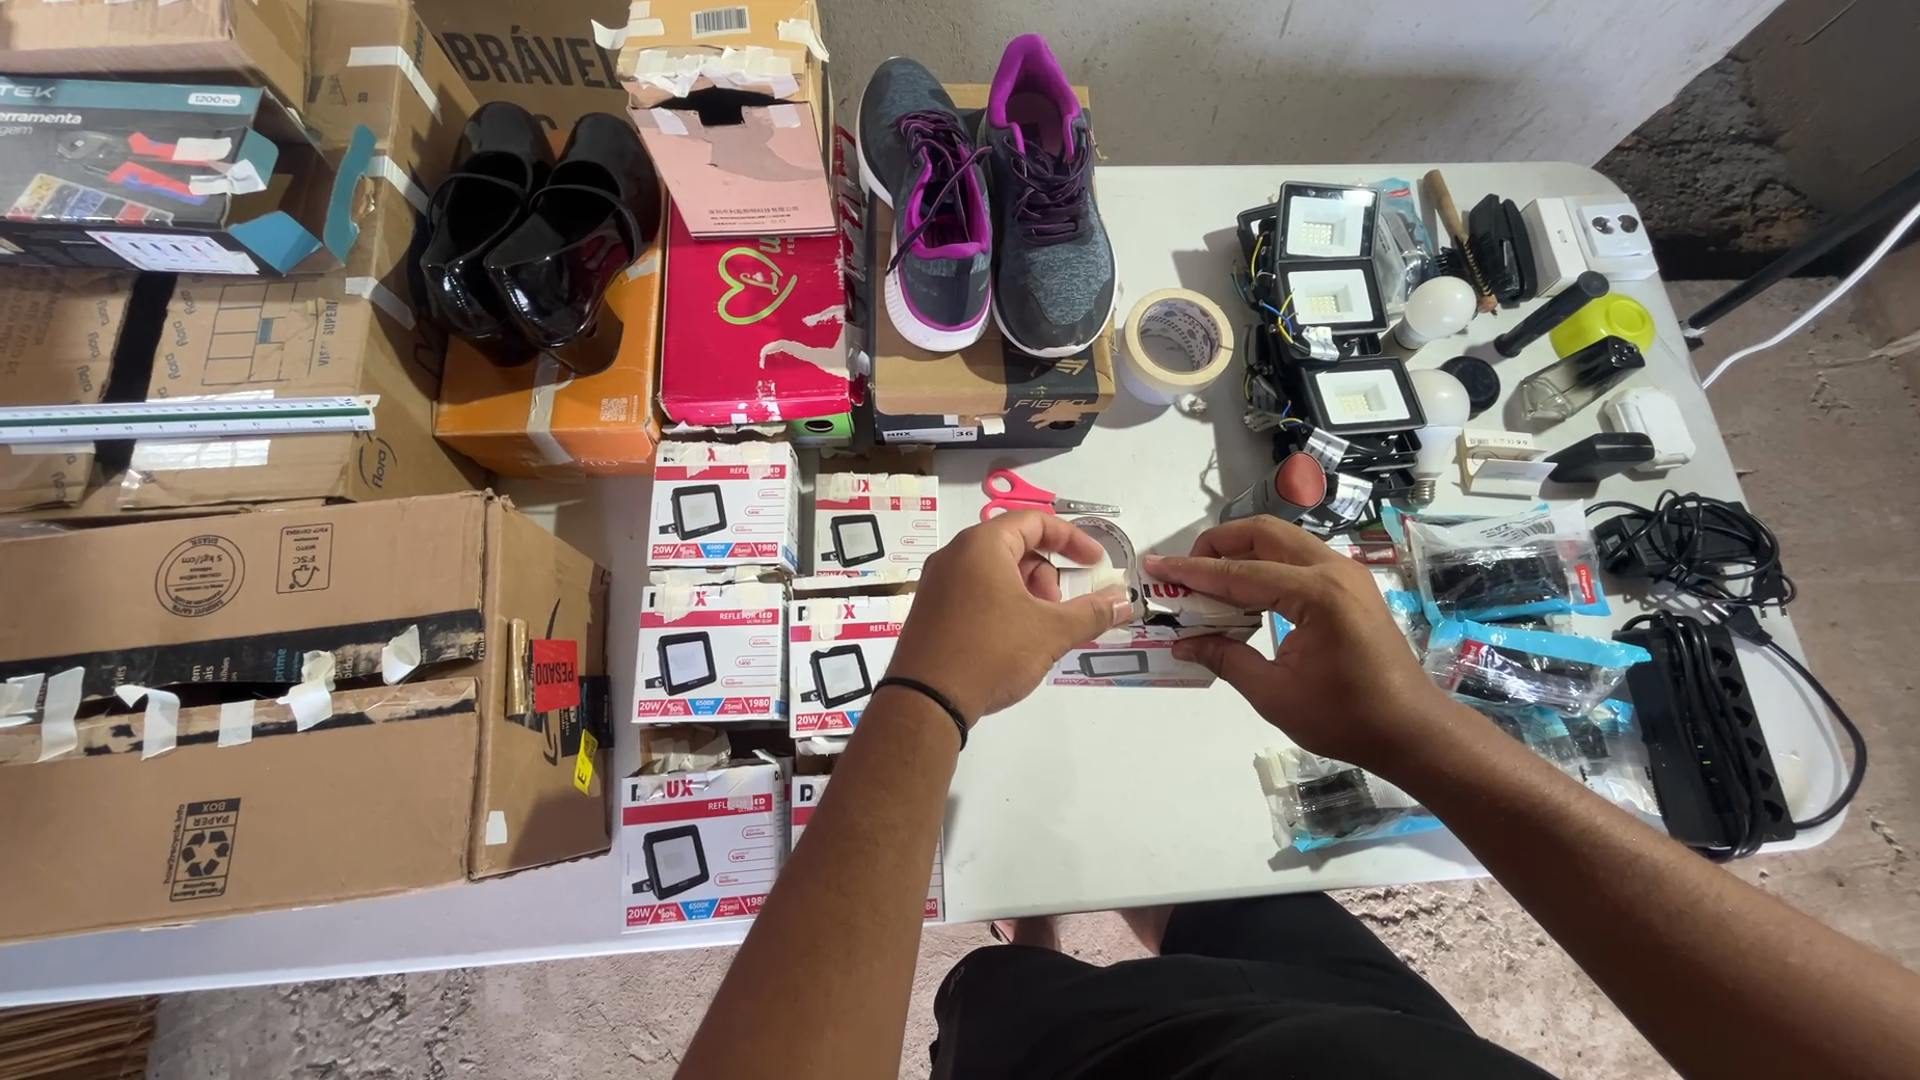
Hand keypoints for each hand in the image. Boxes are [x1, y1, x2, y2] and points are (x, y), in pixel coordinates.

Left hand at [889, 512, 1131, 723]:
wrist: (925, 701)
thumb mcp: (1050, 632)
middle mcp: (954, 555)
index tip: (1095, 564)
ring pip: (995, 573)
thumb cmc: (990, 653)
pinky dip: (1002, 606)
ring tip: (1037, 632)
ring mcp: (937, 583)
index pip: (1035, 522)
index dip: (1072, 539)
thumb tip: (1124, 601)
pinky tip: (1011, 642)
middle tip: (1059, 611)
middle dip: (1047, 576)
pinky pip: (975, 593)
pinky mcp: (930, 610)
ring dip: (1026, 594)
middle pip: (1015, 547)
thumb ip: (1092, 613)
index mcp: (981, 545)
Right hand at [1144, 516, 1457, 771]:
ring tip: (1208, 582)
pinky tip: (1244, 595)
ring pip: (1280, 540)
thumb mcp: (1274, 694)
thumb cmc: (1346, 718)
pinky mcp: (1350, 584)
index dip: (1192, 572)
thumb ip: (1225, 658)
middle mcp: (1333, 570)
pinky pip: (1296, 557)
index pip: (1239, 574)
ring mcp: (1346, 573)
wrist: (1413, 730)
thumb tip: (1181, 643)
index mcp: (1316, 595)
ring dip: (1240, 552)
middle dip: (1216, 545)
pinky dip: (1263, 565)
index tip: (1156, 567)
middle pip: (1262, 533)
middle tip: (1184, 573)